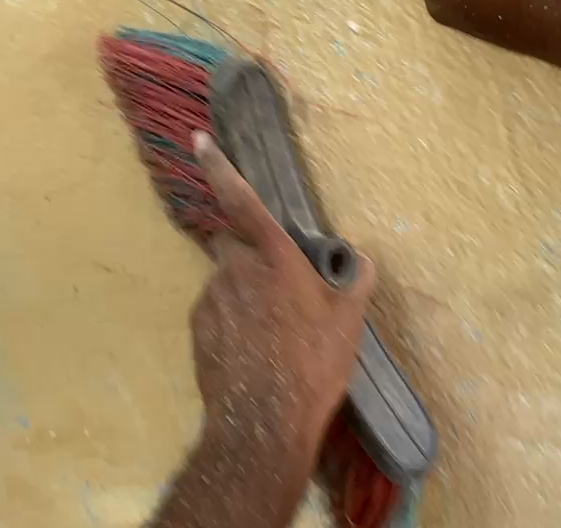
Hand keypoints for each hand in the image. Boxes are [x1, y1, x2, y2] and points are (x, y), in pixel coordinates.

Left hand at [186, 132, 376, 500]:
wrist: (264, 422)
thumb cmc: (312, 362)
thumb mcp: (348, 322)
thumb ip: (355, 282)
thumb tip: (363, 260)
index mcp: (272, 255)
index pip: (242, 200)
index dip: (219, 167)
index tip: (199, 139)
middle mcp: (236, 268)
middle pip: (231, 243)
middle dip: (246, 253)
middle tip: (273, 287)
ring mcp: (211, 298)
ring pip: (223, 280)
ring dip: (240, 292)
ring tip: (267, 333)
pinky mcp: (197, 328)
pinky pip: (213, 311)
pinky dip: (228, 321)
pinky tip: (248, 351)